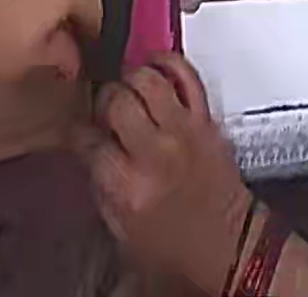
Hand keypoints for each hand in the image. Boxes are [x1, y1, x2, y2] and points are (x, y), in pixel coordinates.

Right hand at [85, 53, 252, 294]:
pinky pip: (186, 74)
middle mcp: (156, 153)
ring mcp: (184, 130)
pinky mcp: (206, 118)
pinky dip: (168, 62)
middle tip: (105, 106)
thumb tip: (87, 142)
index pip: (90, 141)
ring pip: (148, 79)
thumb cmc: (174, 244)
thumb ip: (100, 183)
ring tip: (128, 86)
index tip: (79, 126)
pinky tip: (155, 65)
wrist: (229, 244)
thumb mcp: (122, 230)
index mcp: (129, 188)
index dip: (79, 130)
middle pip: (117, 101)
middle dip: (104, 99)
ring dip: (131, 77)